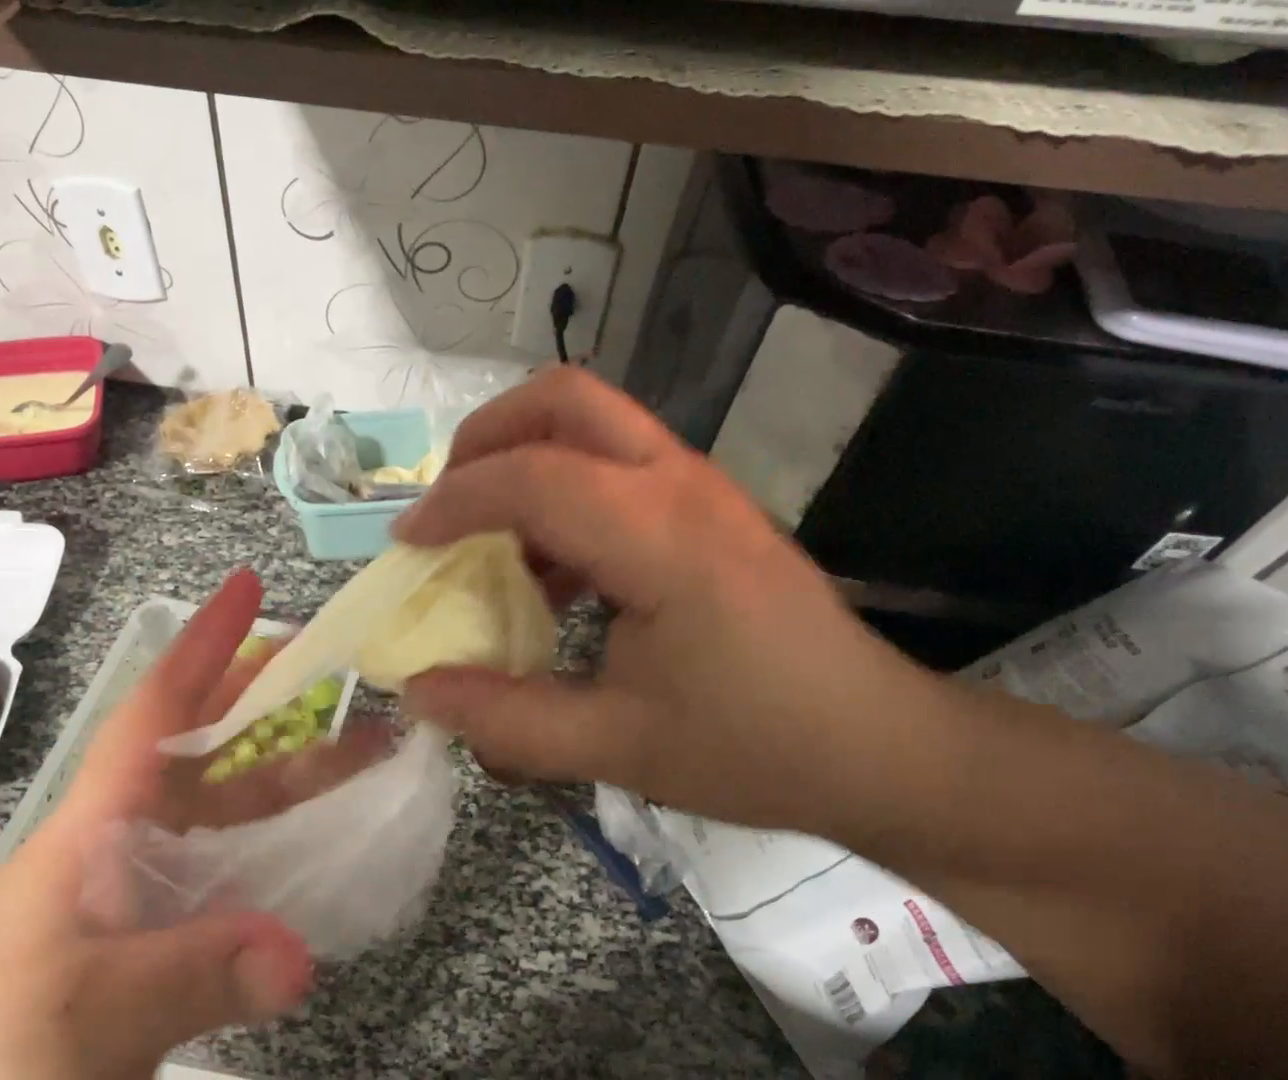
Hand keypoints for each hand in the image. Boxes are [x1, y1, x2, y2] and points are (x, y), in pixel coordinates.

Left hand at [0, 570, 384, 1079]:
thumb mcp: (78, 1012)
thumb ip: (190, 976)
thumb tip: (301, 956)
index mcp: (90, 833)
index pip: (152, 717)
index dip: (200, 648)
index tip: (247, 589)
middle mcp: (117, 856)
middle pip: (203, 764)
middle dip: (268, 717)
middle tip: (337, 683)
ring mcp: (133, 914)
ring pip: (221, 832)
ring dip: (285, 800)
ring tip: (359, 776)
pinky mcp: (145, 970)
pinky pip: (224, 898)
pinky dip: (272, 879)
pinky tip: (315, 885)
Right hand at [394, 367, 948, 834]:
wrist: (880, 746)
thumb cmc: (756, 748)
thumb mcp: (619, 746)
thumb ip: (508, 718)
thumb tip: (418, 690)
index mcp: (660, 537)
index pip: (530, 477)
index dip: (452, 503)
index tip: (407, 546)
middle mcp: (679, 485)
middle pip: (563, 397)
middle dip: (485, 437)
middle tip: (449, 506)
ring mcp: (701, 486)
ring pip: (592, 418)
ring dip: (524, 458)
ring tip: (492, 541)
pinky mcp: (709, 504)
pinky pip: (616, 460)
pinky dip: (562, 487)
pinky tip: (555, 571)